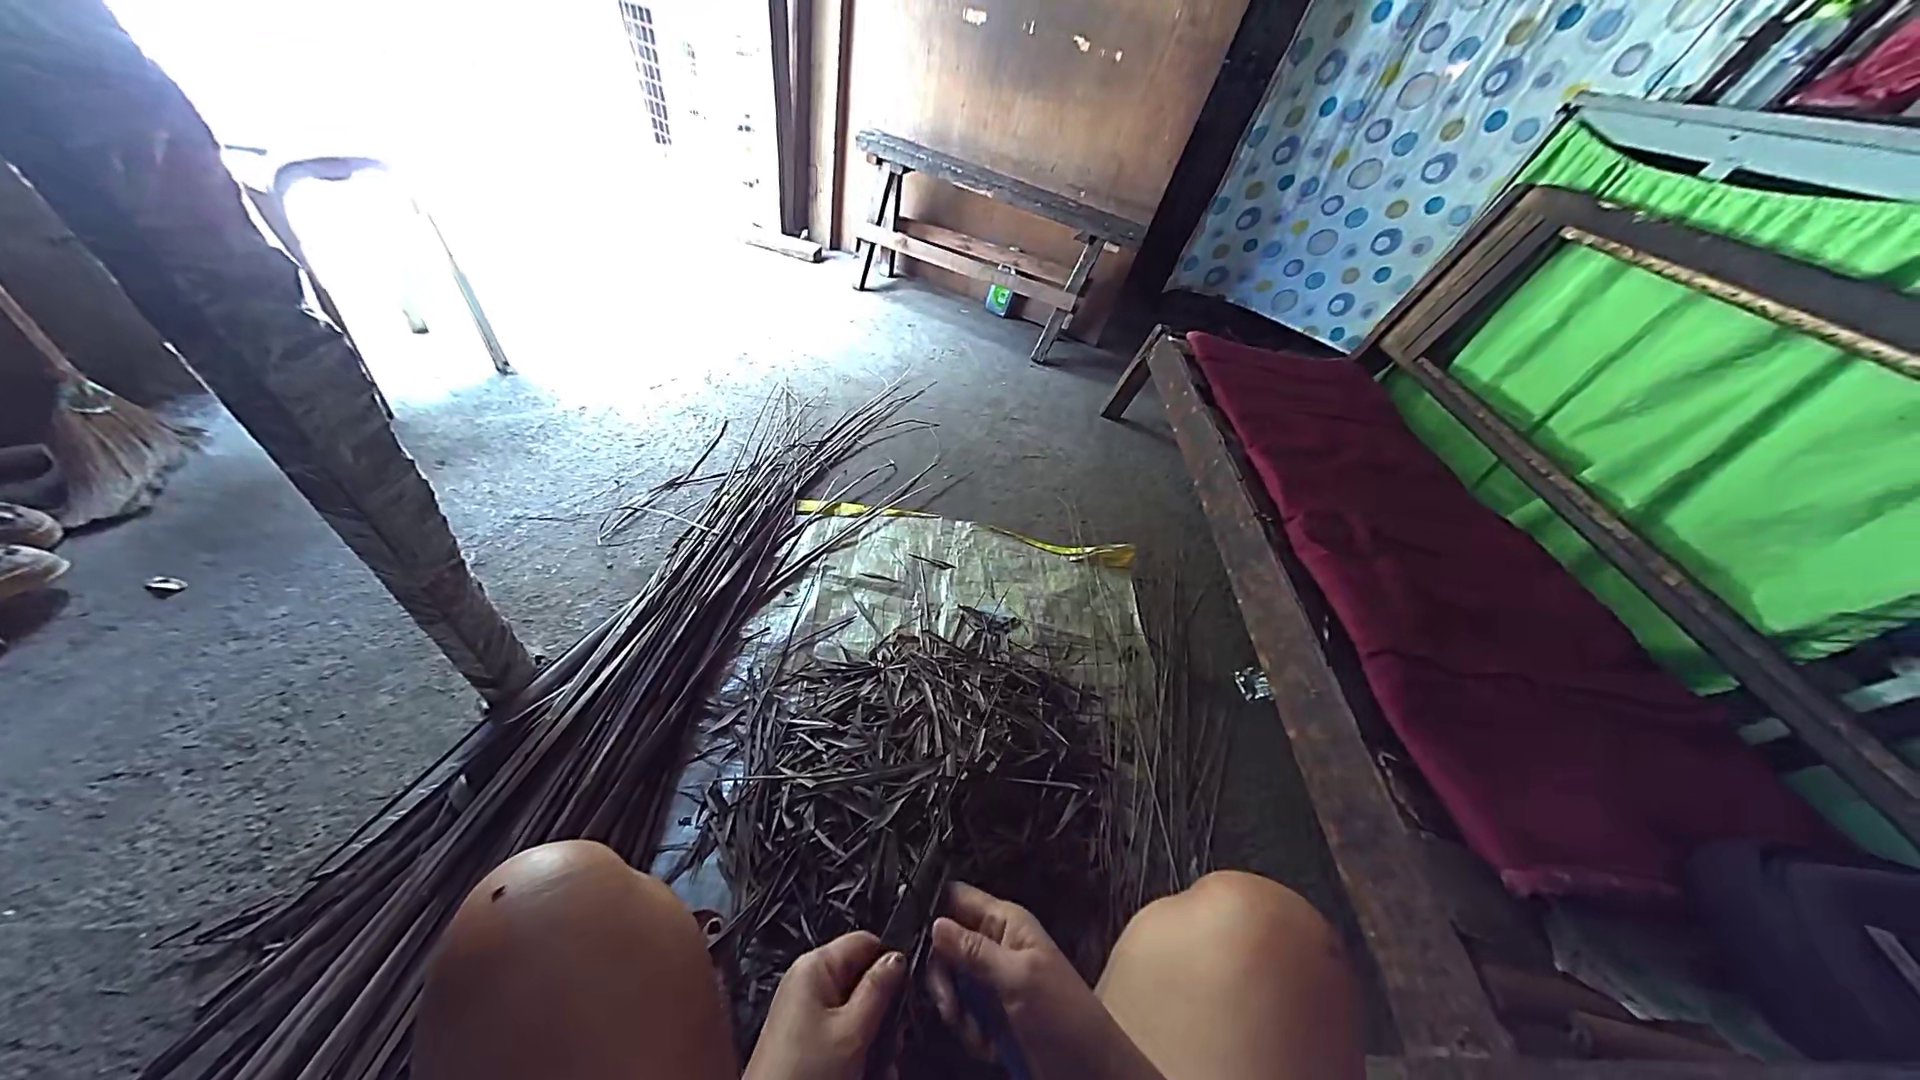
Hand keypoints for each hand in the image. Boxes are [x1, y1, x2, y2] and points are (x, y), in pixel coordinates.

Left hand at [744, 931, 907, 1079]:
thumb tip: (898, 958)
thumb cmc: (802, 1077)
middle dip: (884, 1010)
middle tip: (894, 1041)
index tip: (906, 995)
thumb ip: (879, 989)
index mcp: (814, 967)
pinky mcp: (806, 1039)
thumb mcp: (852, 1031)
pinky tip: (869, 1070)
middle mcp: (808, 983)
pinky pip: (843, 1031)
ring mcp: (806, 1012)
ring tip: (883, 1065)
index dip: (890, 965)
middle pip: (863, 978)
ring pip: (857, 1009)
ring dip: (876, 1036)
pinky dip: (859, 1049)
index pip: (865, 942)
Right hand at [929, 883, 1162, 1079]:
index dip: (934, 912)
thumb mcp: (1019, 979)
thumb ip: (975, 951)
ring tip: (978, 1034)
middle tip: (953, 1007)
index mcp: (1005, 922)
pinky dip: (968, 1032)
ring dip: (956, 1012)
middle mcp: (994, 944)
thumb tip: (935, 923)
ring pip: (949, 982)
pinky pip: (962, 1014)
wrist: (1091, 1074)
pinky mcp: (990, 1014)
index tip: (920, 941)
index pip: (957, 897)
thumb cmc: (1063, 1017)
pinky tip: (987, 1047)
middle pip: (945, 943)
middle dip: (943, 978)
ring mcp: (991, 980)